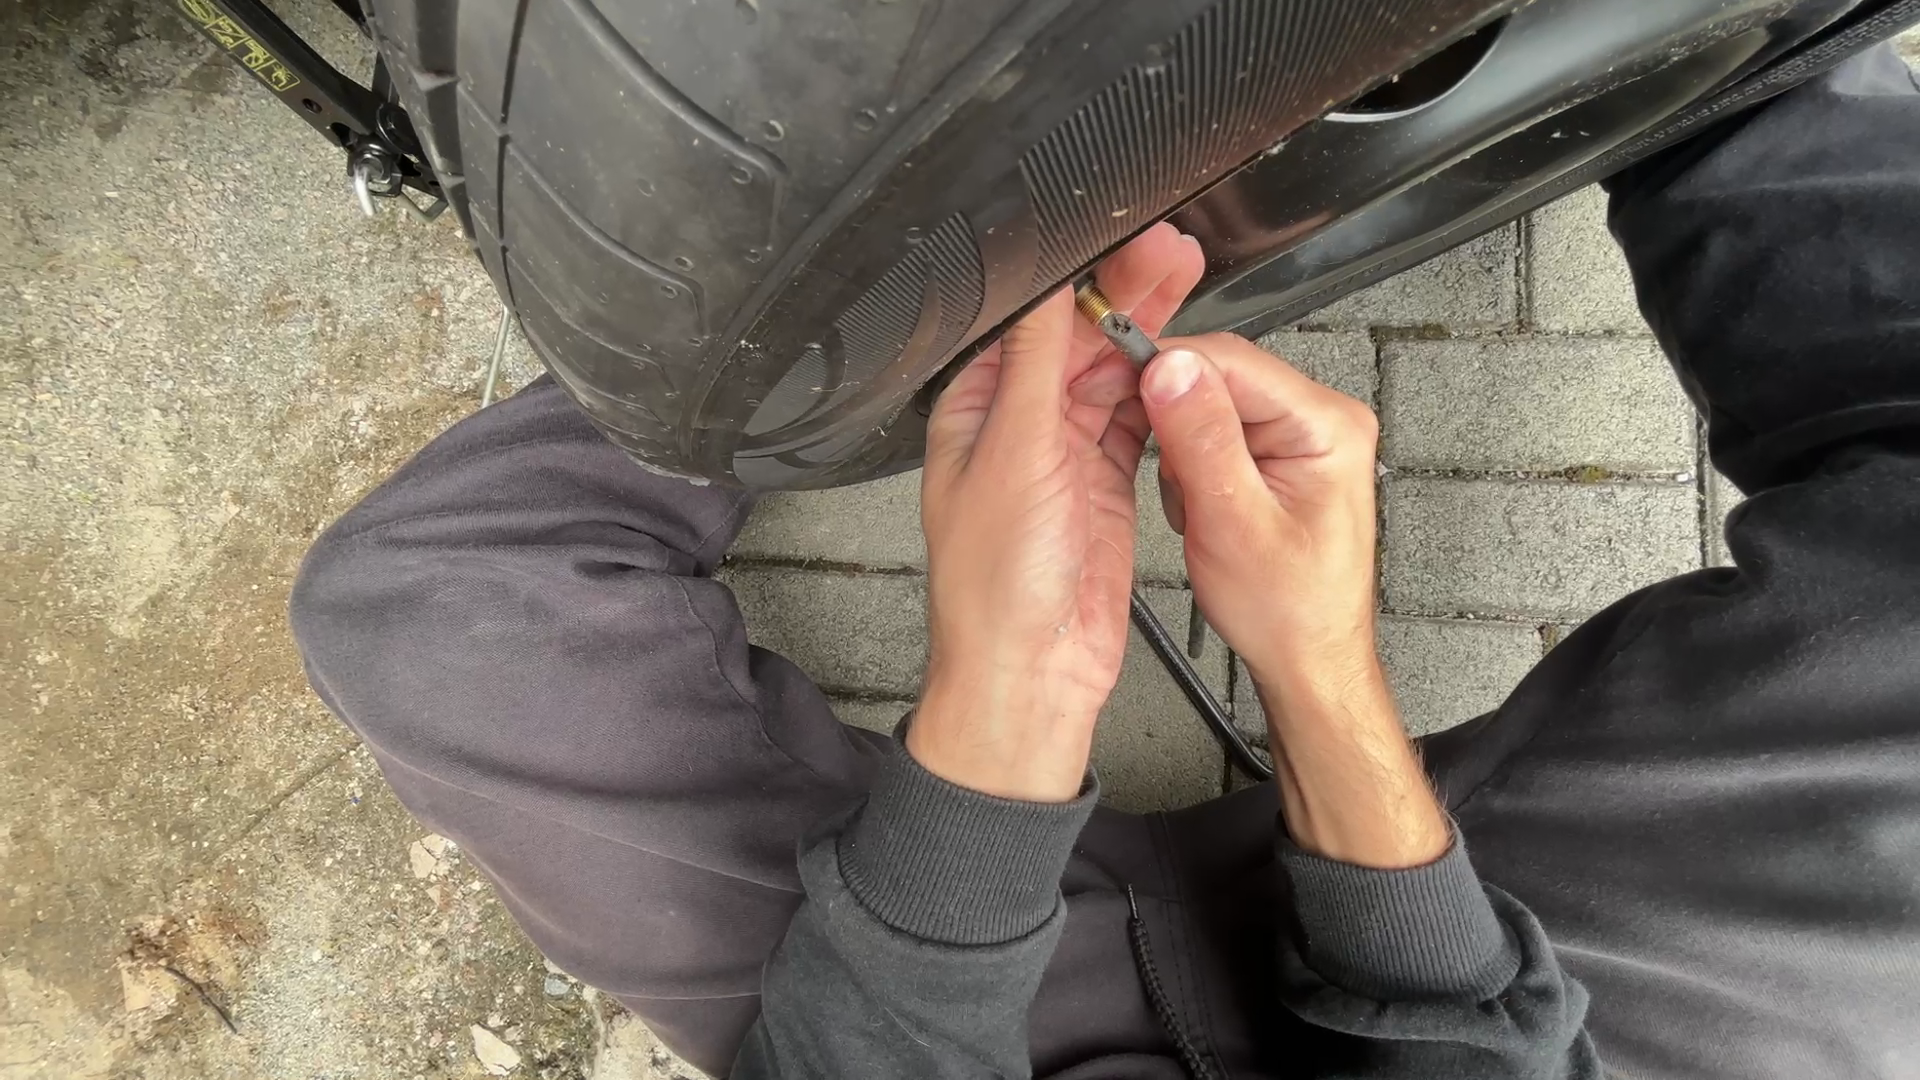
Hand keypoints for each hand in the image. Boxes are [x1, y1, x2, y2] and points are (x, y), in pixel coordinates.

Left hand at [910, 224, 1203, 801]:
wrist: (1033, 668)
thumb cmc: (997, 584)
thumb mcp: (1014, 455)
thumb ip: (1036, 367)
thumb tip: (1046, 291)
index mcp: (976, 415)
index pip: (1030, 329)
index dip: (1079, 285)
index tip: (1126, 248)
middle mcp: (1017, 432)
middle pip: (1076, 347)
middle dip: (1124, 300)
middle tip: (1174, 256)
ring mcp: (1062, 459)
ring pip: (1109, 382)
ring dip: (1147, 341)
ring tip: (1187, 291)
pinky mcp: (1101, 488)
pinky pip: (1134, 427)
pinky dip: (1157, 397)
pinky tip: (1179, 368)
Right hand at [1139, 336, 1448, 866]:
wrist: (1305, 655)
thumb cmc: (1289, 609)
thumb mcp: (1234, 525)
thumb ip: (1201, 441)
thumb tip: (1170, 368)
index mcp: (1324, 425)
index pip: (1229, 360)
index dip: (1159, 366)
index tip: (1105, 379)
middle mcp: (1317, 420)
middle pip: (1218, 378)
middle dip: (1170, 420)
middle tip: (1149, 466)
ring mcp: (1295, 437)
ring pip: (1208, 407)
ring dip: (1178, 450)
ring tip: (1191, 505)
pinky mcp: (1274, 456)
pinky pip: (1212, 435)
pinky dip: (1187, 466)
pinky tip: (1198, 504)